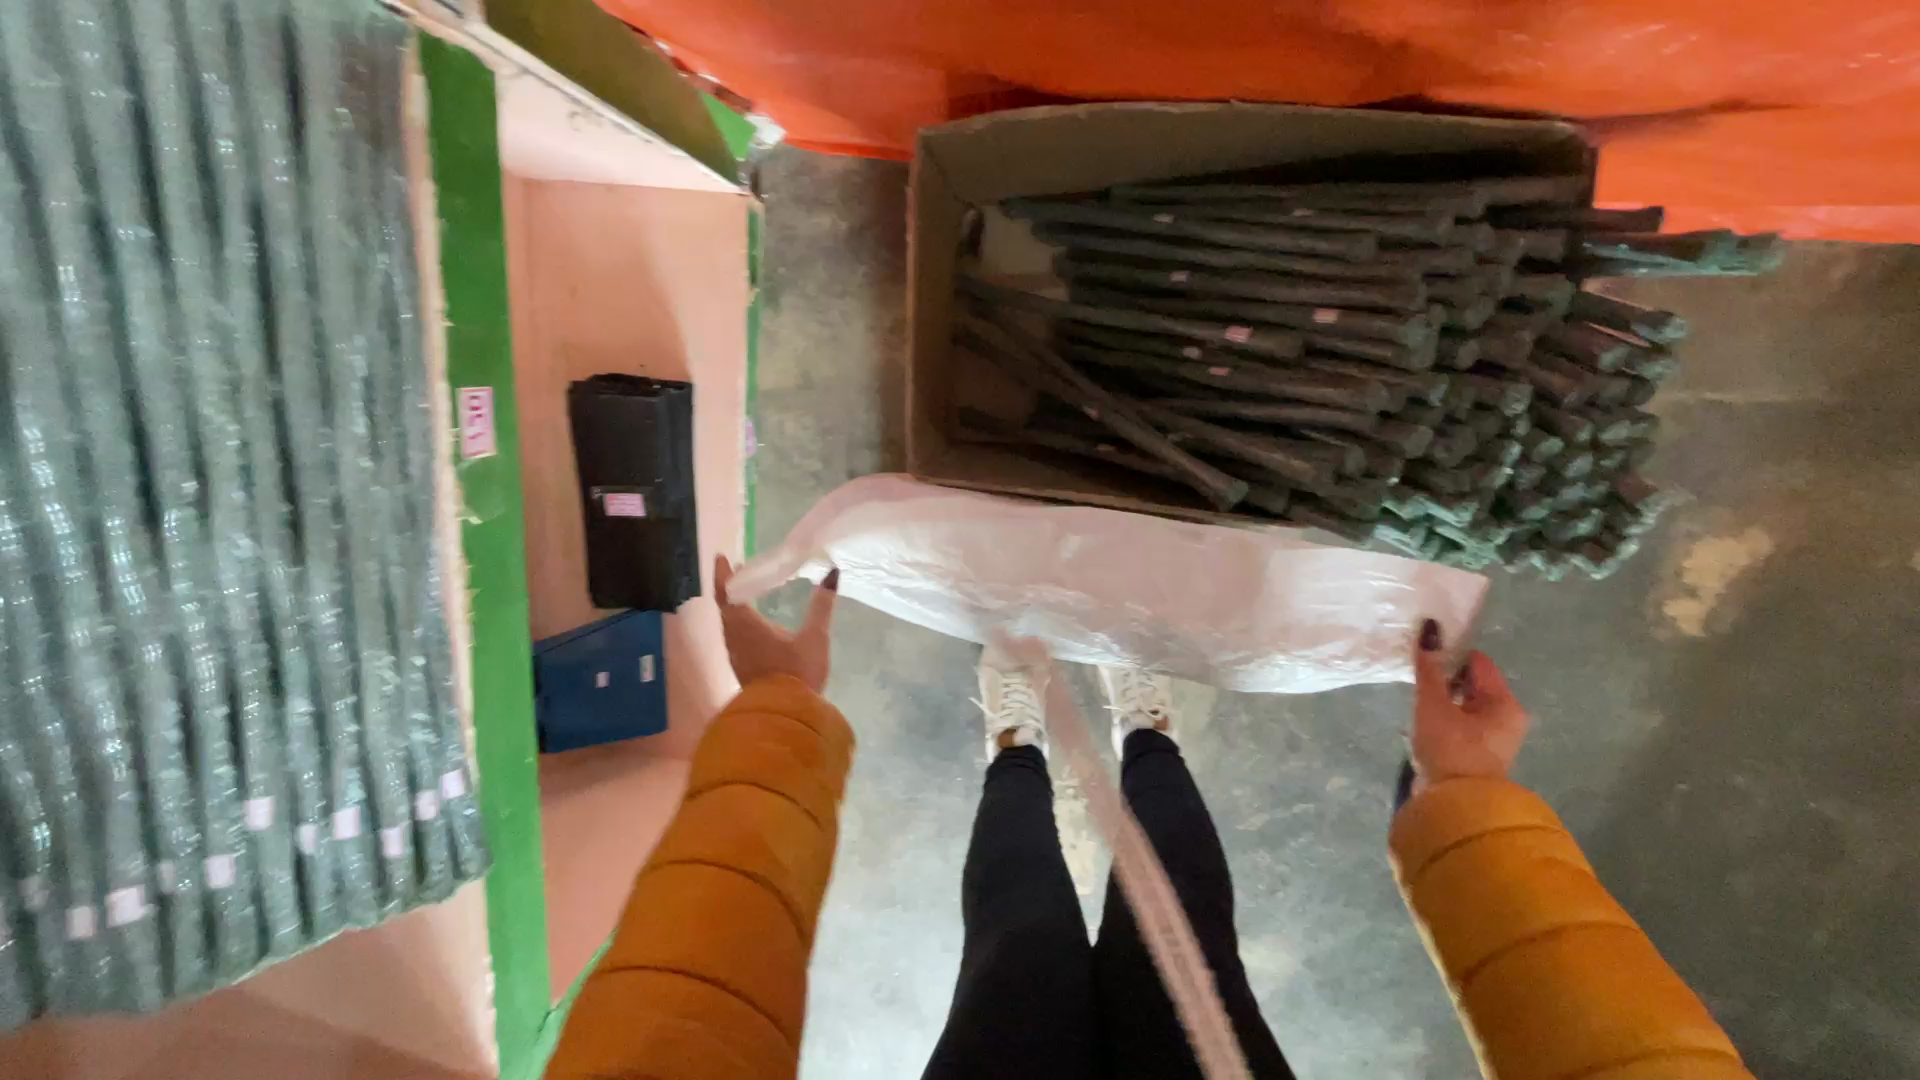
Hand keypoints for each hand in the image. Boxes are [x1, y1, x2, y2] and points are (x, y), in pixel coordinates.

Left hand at [713, 555, 838, 692]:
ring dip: (733, 607)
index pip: (728, 593)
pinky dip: (739, 624)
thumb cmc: (797, 672)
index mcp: (747, 625)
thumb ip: (822, 606)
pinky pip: (735, 638)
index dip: (724, 575)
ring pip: (729, 624)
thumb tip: (832, 573)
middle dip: (730, 588)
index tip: (723, 558)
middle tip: (739, 573)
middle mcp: (735, 638)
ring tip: (745, 595)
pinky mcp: (742, 669)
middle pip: (725, 608)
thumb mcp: (815, 637)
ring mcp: (737, 655)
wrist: (785, 714)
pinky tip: (752, 627)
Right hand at [1410, 619, 1529, 787]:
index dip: (1451, 654)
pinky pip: (1460, 722)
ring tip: (1417, 699)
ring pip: (1464, 705)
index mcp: (1505, 703)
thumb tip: (1429, 631)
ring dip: (1443, 700)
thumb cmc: (1451, 749)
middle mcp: (1507, 718)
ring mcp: (1494, 738)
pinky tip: (1424, 721)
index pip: (1478, 663)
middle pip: (1472, 684)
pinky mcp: (1477, 753)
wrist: (1456, 804)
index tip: (1424, 653)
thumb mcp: (1434, 705)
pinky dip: (1444, 717)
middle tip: (1416, 676)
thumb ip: (1429, 669)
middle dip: (1445, 679)